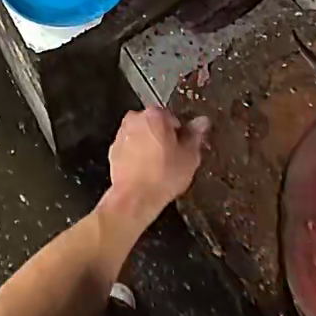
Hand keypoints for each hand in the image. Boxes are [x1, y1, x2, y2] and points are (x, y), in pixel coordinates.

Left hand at [105, 107, 207, 223]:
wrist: (134, 200)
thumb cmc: (162, 177)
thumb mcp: (189, 157)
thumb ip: (195, 136)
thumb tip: (202, 122)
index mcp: (155, 115)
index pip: (173, 118)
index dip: (180, 134)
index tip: (183, 147)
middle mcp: (135, 119)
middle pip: (155, 125)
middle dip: (163, 138)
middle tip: (173, 158)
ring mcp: (122, 134)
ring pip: (141, 135)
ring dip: (149, 146)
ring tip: (159, 168)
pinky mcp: (113, 150)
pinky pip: (130, 148)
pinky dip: (136, 156)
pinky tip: (145, 172)